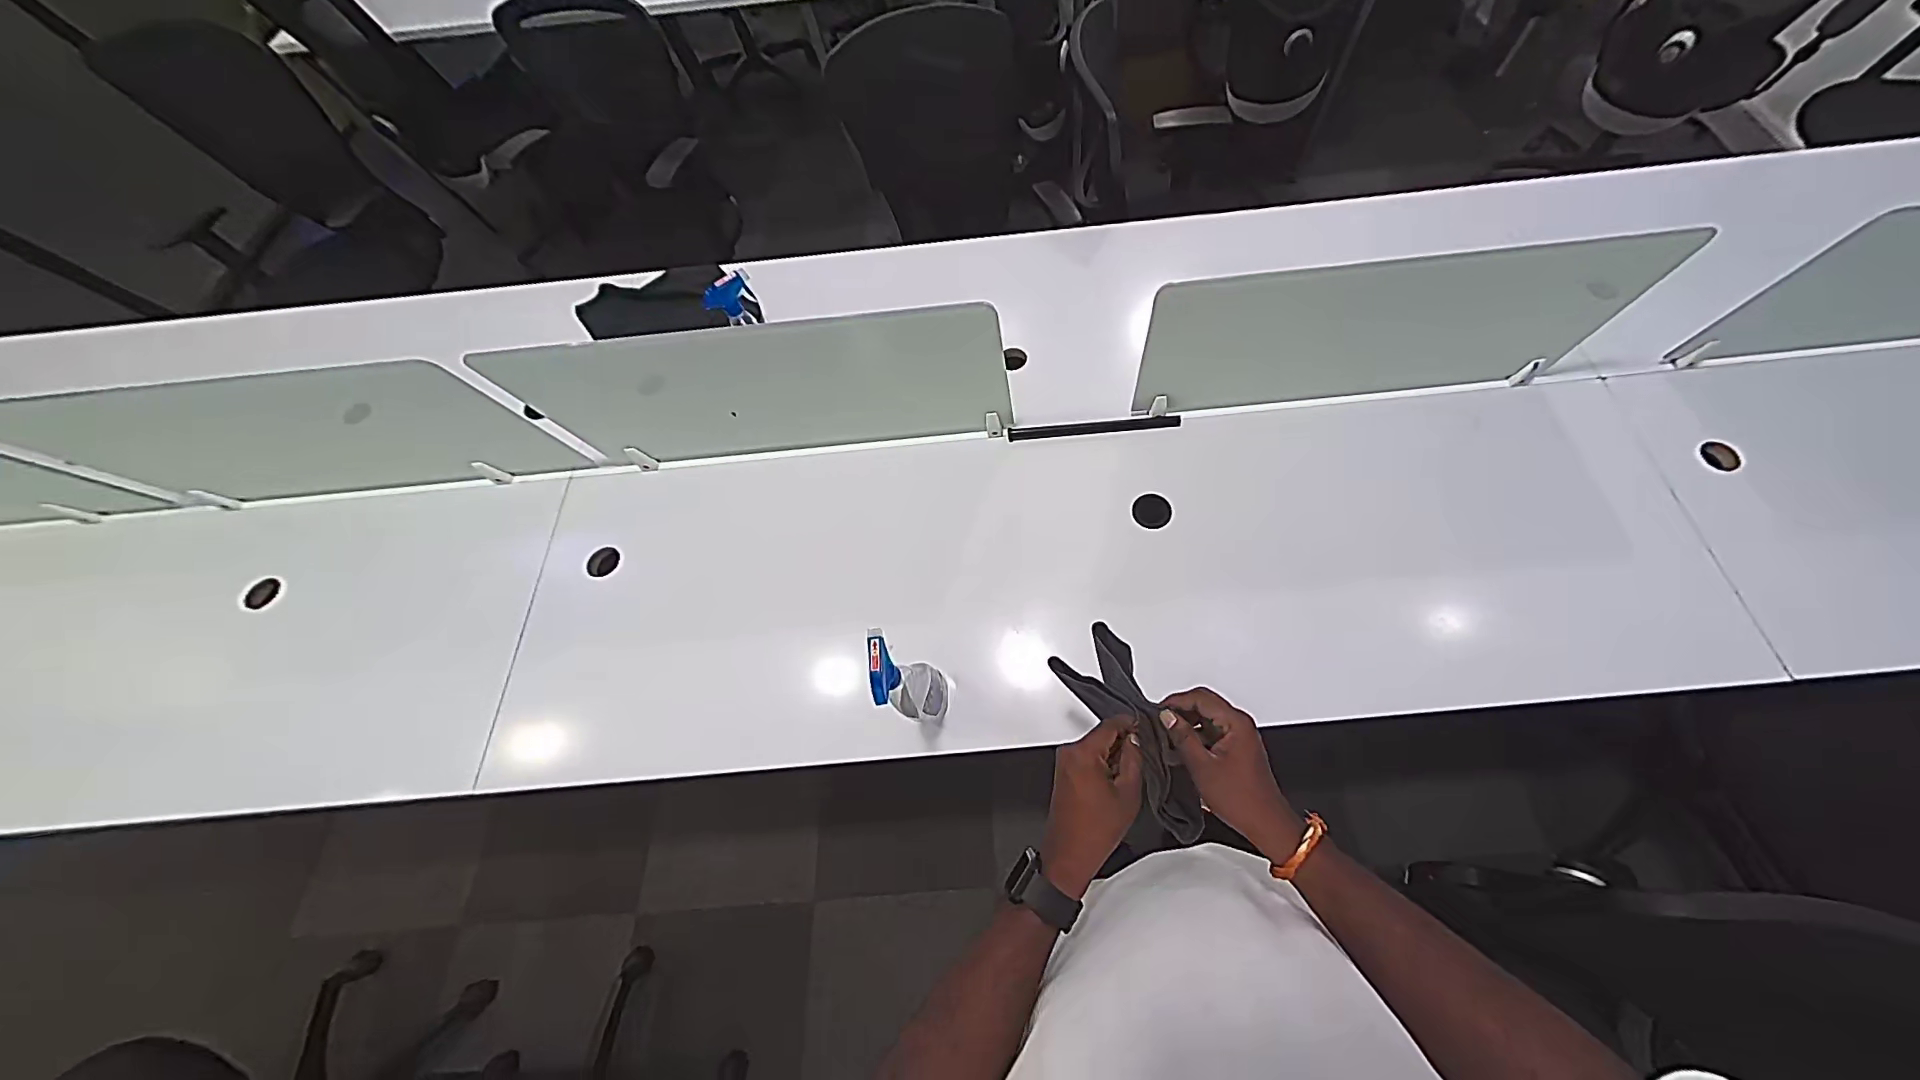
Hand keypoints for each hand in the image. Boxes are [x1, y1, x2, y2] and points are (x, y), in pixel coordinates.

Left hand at [1040, 716, 1141, 898]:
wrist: (1071, 853)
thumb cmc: (1094, 831)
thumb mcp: (1128, 791)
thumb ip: (1134, 758)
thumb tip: (1136, 738)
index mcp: (1083, 753)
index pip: (1111, 724)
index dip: (1131, 724)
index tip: (1145, 728)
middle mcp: (1069, 752)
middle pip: (1102, 734)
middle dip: (1123, 742)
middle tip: (1142, 757)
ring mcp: (1064, 761)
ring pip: (1096, 746)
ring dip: (1112, 754)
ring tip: (1126, 777)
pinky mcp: (1064, 771)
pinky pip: (1087, 757)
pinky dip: (1102, 764)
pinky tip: (1113, 783)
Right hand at [1161, 688, 1302, 861]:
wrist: (1264, 822)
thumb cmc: (1242, 799)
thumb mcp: (1202, 766)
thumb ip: (1182, 736)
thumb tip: (1167, 716)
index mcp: (1236, 723)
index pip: (1200, 697)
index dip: (1175, 701)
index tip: (1158, 712)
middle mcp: (1239, 725)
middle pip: (1203, 704)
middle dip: (1180, 712)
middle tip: (1159, 723)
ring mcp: (1238, 735)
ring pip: (1205, 718)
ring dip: (1186, 725)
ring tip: (1167, 738)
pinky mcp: (1235, 747)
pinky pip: (1210, 732)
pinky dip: (1195, 737)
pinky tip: (1180, 750)